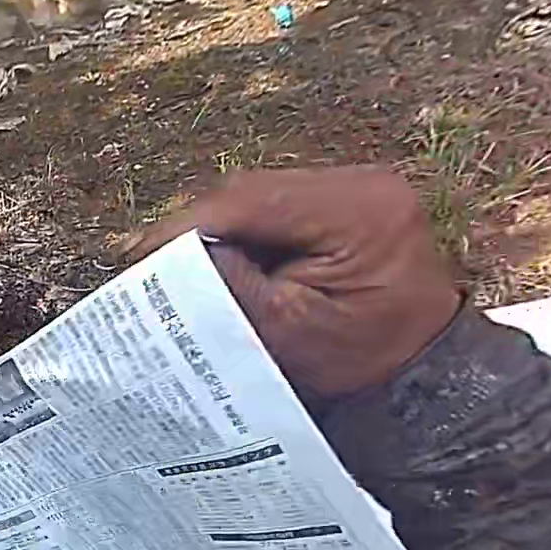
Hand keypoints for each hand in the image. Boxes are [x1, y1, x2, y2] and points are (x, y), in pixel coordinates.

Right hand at [124, 166, 461, 395]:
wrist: (413, 366)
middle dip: (188, 227)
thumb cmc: (353, 359)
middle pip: (245, 191)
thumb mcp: (281, 327)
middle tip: (142, 263)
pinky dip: (228, 231)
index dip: (183, 226)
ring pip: (249, 196)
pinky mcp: (336, 202)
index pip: (247, 201)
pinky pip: (265, 207)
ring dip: (205, 229)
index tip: (137, 256)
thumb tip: (169, 257)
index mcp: (357, 210)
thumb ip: (227, 284)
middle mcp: (358, 183)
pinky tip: (204, 257)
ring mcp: (349, 188)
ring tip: (165, 264)